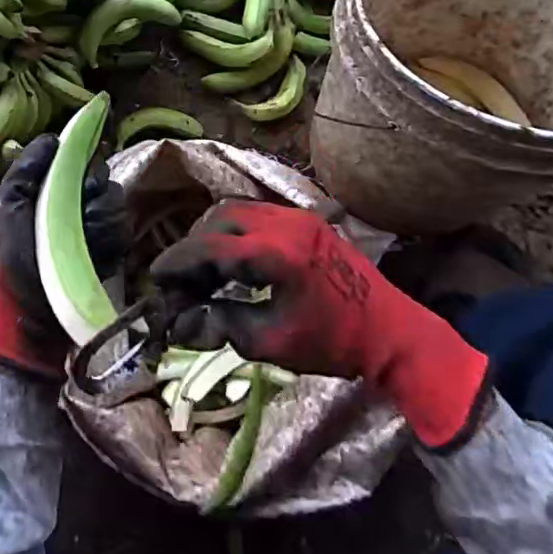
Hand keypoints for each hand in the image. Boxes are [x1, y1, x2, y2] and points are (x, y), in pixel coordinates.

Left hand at [0, 134, 127, 380]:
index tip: (74, 171)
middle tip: (72, 212)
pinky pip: (123, 225)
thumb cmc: (16, 254)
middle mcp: (79, 197)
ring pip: (114, 197)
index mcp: (52, 185)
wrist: (36, 308)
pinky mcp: (117, 244)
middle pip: (100, 172)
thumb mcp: (9, 205)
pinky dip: (108, 236)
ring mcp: (101, 220)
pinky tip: (93, 251)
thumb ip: (26, 169)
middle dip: (88, 189)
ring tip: (79, 237)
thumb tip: (52, 137)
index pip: (78, 154)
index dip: (79, 158)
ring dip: (97, 216)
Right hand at [150, 199, 489, 449]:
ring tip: (204, 268)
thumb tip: (179, 323)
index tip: (156, 277)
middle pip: (217, 219)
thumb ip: (221, 324)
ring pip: (235, 210)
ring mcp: (296, 217)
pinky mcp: (306, 220)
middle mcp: (283, 224)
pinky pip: (256, 213)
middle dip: (192, 247)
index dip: (177, 261)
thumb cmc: (334, 344)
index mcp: (275, 254)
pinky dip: (233, 229)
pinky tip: (231, 257)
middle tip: (181, 280)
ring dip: (211, 234)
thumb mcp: (272, 342)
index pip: (209, 247)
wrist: (396, 334)